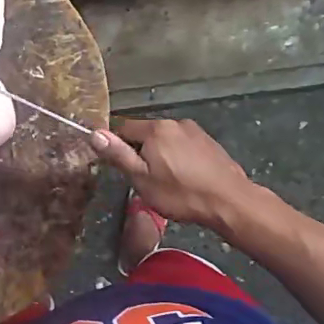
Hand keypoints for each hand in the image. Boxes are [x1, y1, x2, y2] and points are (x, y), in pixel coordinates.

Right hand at [91, 118, 256, 229]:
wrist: (229, 201)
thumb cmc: (181, 194)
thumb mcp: (142, 179)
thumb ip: (119, 155)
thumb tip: (95, 134)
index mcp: (156, 129)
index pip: (123, 129)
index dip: (118, 148)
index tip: (124, 169)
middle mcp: (176, 123)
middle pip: (147, 134)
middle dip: (142, 153)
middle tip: (147, 181)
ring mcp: (196, 131)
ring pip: (168, 141)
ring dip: (162, 156)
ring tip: (169, 183)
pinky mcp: (210, 143)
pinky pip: (185, 147)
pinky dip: (180, 159)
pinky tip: (187, 179)